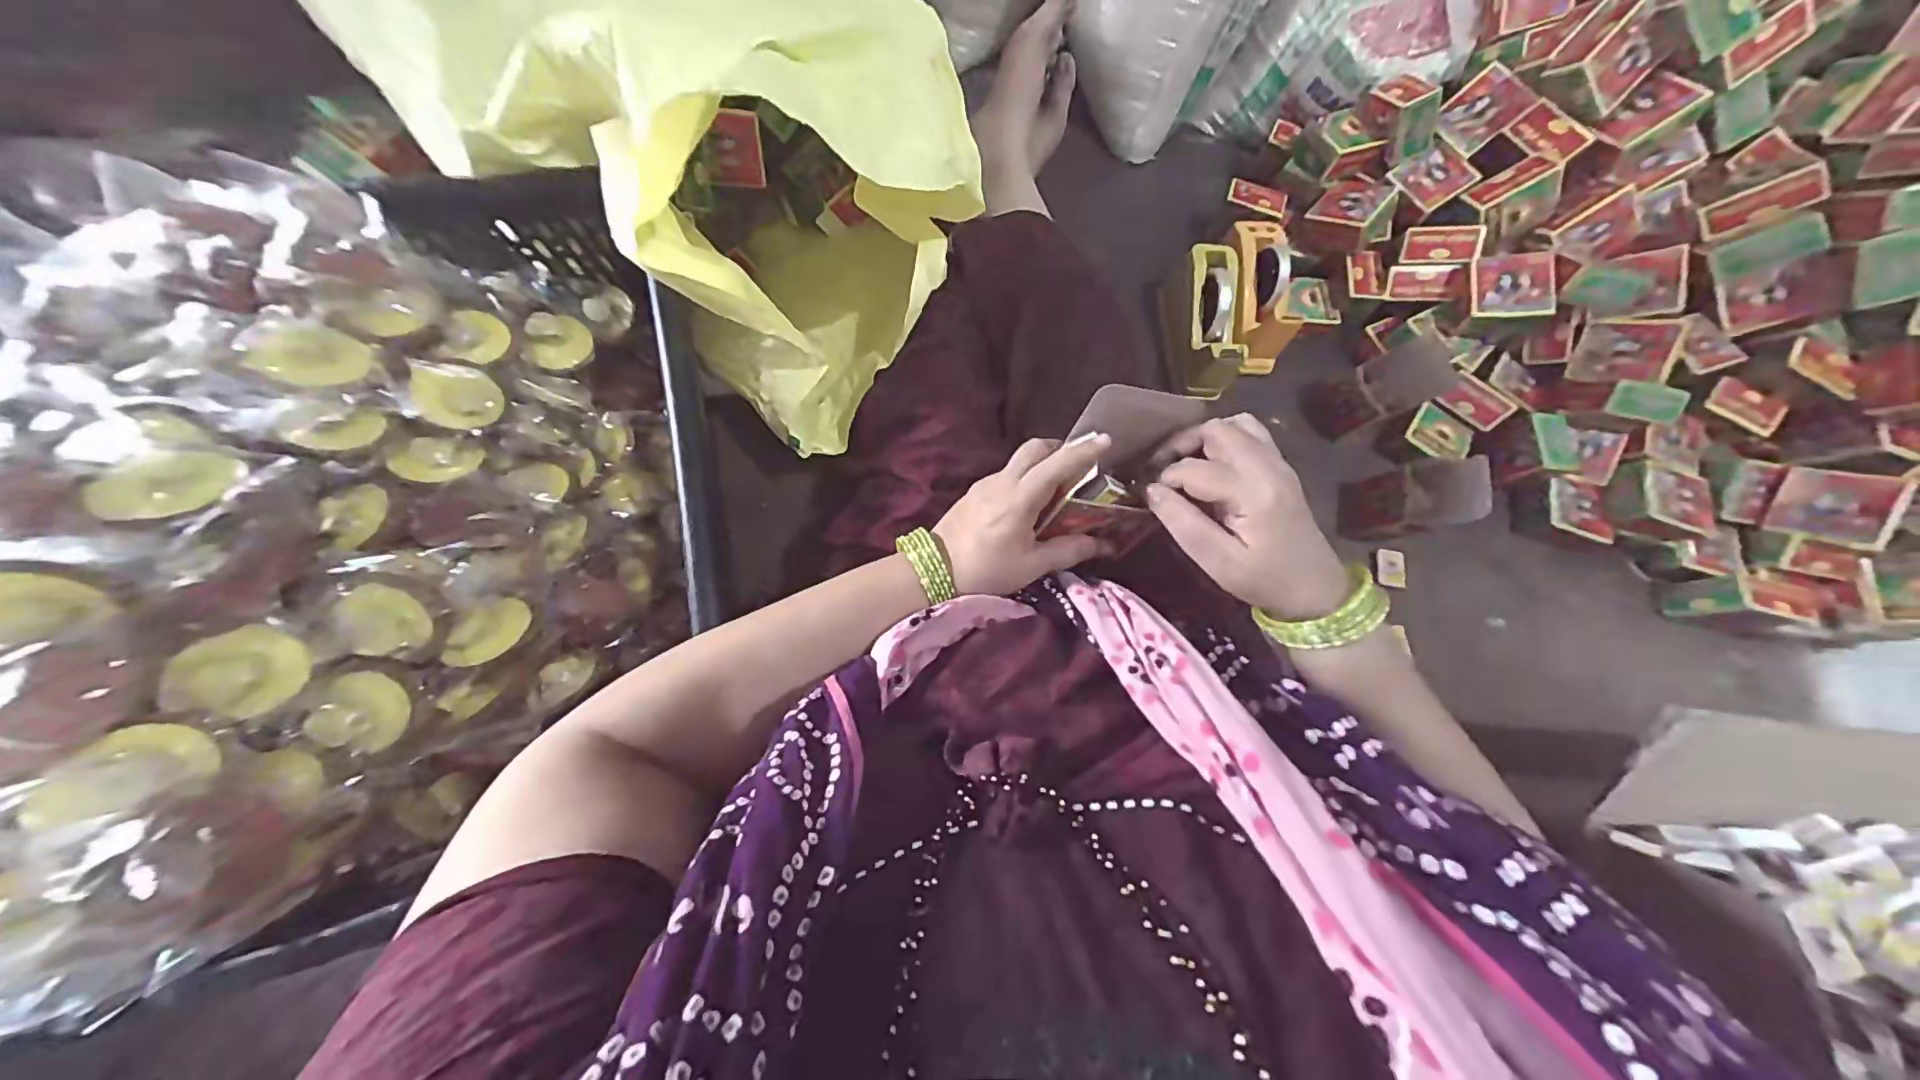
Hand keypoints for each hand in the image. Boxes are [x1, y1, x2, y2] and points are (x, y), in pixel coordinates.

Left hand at [932, 434, 1112, 596]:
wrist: (932, 571)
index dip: (1083, 451)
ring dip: (1042, 465)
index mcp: (1019, 498)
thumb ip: (1069, 550)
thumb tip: (1102, 545)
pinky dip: (1024, 479)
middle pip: (1036, 448)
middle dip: (1061, 450)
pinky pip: (1006, 474)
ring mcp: (985, 484)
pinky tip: (1028, 505)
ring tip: (1056, 491)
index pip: (1057, 464)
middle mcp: (1002, 481)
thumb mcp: (1031, 565)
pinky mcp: (973, 491)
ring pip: (1019, 460)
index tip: (1106, 440)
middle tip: (1080, 468)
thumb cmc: (985, 571)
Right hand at [1144, 415, 1350, 619]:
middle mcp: (1268, 467)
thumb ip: (1183, 524)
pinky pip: (1250, 434)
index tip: (1153, 498)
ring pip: (1234, 424)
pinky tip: (1211, 466)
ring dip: (1204, 439)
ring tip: (1186, 465)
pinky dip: (1223, 440)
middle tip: (1162, 472)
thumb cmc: (1264, 580)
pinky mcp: (1280, 466)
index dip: (1166, 478)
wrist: (1315, 587)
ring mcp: (1278, 463)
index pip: (1194, 467)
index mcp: (1253, 493)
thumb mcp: (1217, 562)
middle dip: (1180, 445)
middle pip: (1216, 430)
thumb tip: (1152, 491)